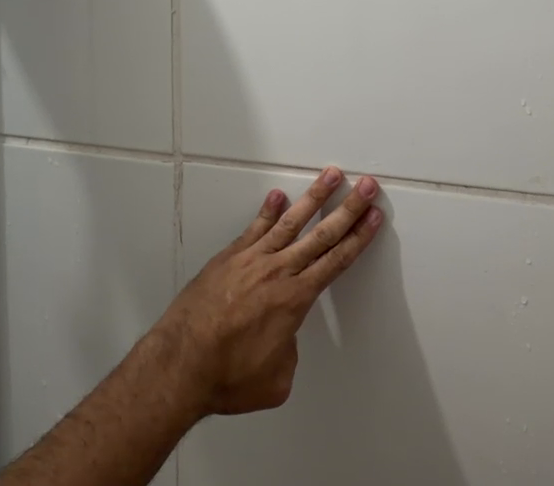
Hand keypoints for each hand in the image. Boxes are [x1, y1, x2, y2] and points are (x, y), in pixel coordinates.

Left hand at [151, 167, 384, 416]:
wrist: (179, 367)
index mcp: (295, 300)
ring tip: (330, 174)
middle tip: (366, 185)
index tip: (374, 217)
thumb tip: (281, 339)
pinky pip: (253, 230)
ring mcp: (251, 261)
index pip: (336, 261)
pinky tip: (277, 196)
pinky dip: (266, 212)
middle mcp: (278, 273)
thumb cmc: (227, 378)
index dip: (359, 238)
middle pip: (322, 234)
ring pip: (290, 222)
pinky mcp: (227, 260)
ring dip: (313, 197)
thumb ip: (288, 352)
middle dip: (348, 208)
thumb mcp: (276, 380)